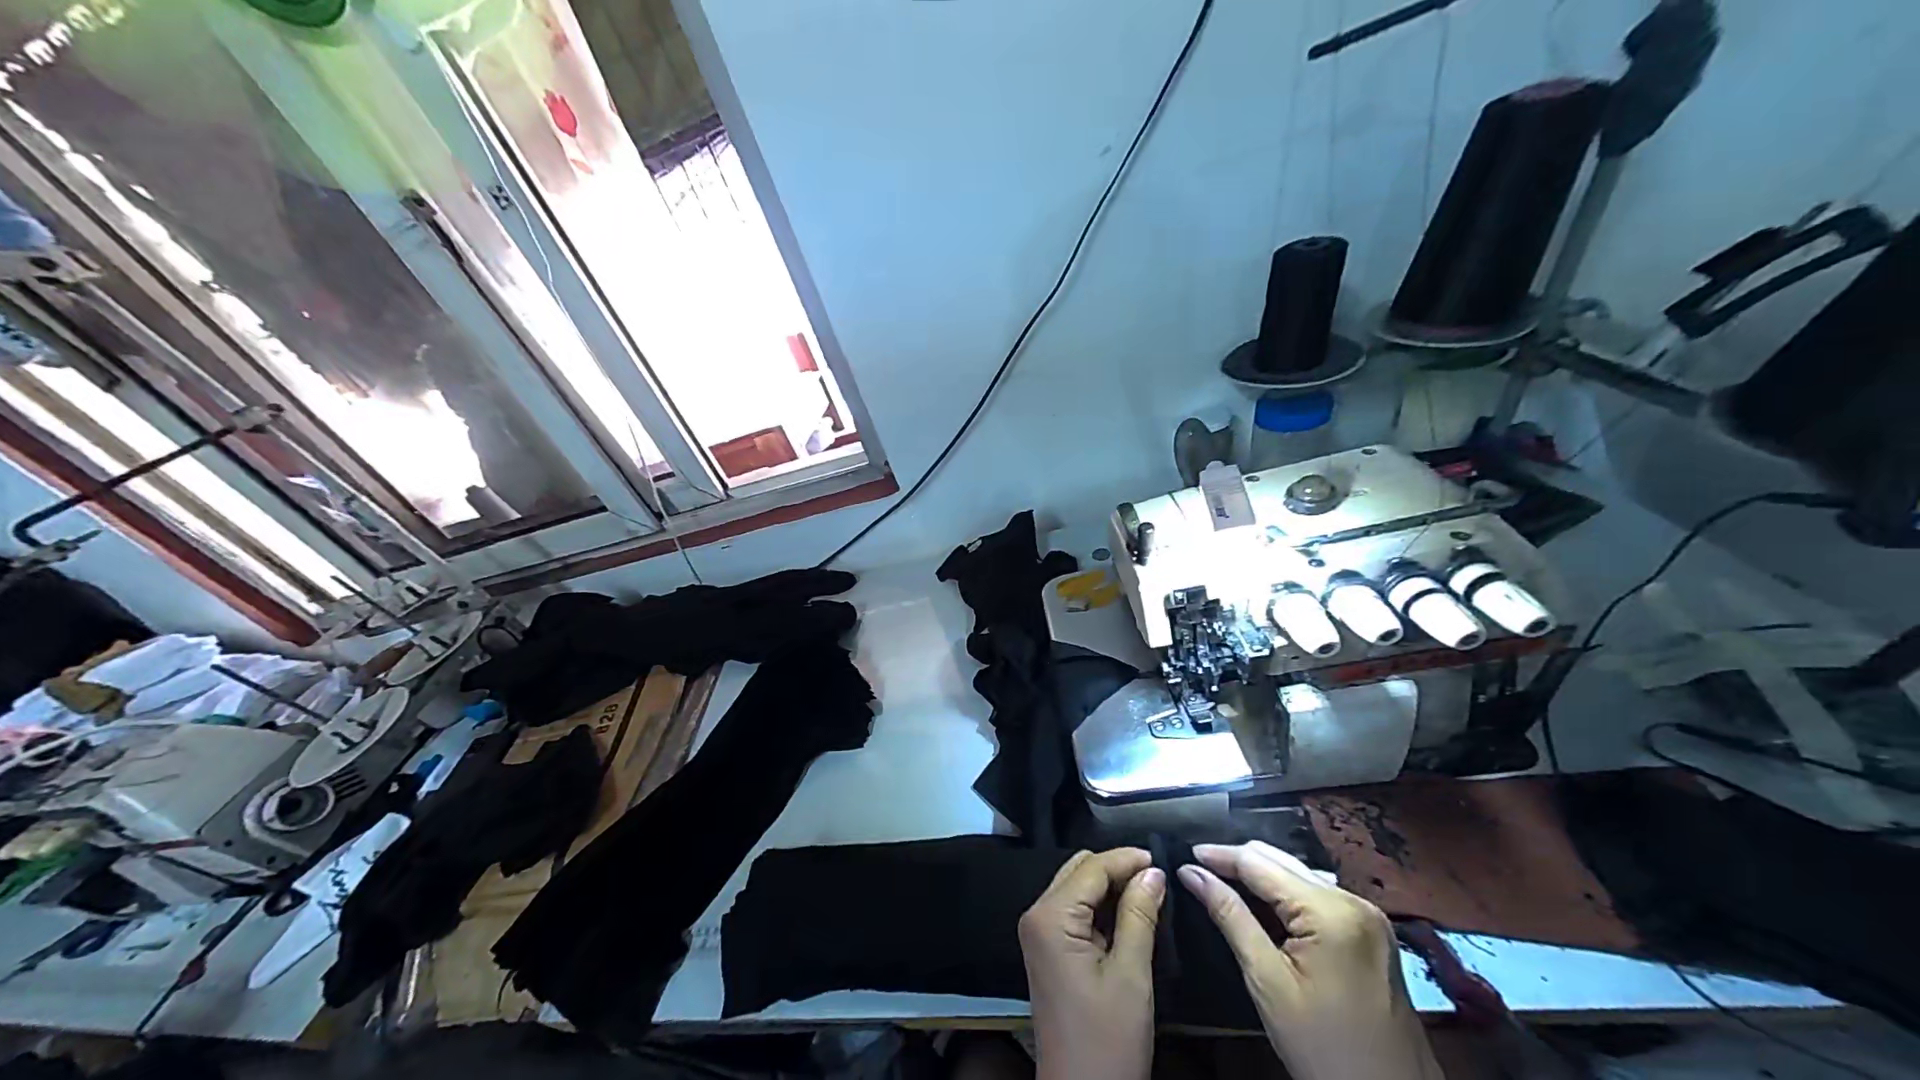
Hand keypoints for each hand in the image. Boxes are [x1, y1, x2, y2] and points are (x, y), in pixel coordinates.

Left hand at [1018, 848, 1165, 1079]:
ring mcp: (1039, 932)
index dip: (1127, 859)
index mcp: (1050, 916)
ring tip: (1150, 893)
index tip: (1162, 858)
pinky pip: (1075, 911)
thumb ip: (1139, 916)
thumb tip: (1154, 872)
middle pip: (1079, 870)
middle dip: (1117, 869)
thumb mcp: (1131, 975)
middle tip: (1158, 879)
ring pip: (1077, 888)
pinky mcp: (1048, 949)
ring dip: (1110, 887)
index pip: (1090, 867)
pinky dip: (1101, 908)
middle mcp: (1037, 915)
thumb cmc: (1107, 1040)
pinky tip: (1129, 914)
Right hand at [1179, 841, 1441, 1079]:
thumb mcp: (1267, 981)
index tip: (1184, 856)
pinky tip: (1262, 905)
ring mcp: (1368, 915)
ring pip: (1299, 873)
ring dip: (1260, 875)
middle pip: (1281, 861)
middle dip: (1237, 861)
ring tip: (1222, 883)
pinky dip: (1285, 893)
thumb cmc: (1324, 1047)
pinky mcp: (1371, 931)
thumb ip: (1230, 917)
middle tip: (1198, 870)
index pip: (1260, 863)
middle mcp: (1354, 901)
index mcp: (1331, 911)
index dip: (1219, 856)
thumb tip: (1191, 873)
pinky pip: (1317, 894)